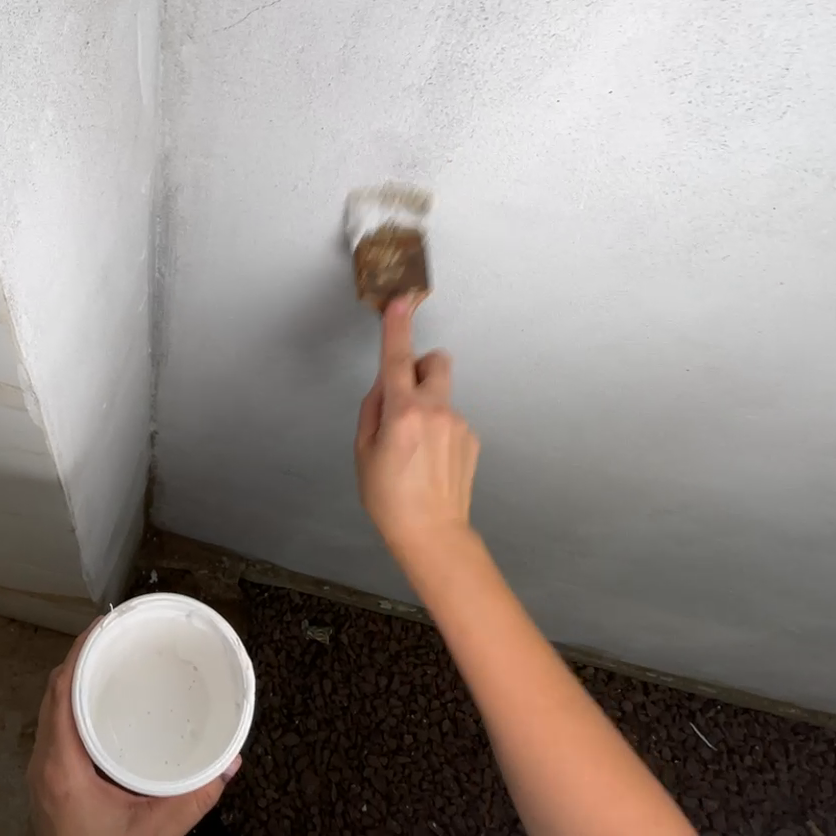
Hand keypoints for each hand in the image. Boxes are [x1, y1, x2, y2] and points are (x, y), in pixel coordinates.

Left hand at [27, 624, 239, 835]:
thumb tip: (230, 762)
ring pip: (51, 710)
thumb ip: (193, 797)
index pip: (60, 689)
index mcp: (61, 765)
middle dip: (80, 659)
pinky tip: (98, 708)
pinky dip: (72, 707)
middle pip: (53, 692)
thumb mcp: (153, 832)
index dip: (78, 651)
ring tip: (107, 663)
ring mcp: (41, 774)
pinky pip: (55, 729)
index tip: (103, 625)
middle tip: (113, 638)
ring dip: (75, 682)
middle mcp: (43, 763)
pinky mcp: (48, 784)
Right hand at [355, 295, 480, 555]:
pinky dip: (438, 428)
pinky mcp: (472, 439)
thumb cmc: (387, 497)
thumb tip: (384, 386)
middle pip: (436, 362)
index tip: (401, 301)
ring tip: (413, 447)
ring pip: (441, 394)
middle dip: (421, 367)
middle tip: (404, 396)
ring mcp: (459, 425)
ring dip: (426, 405)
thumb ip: (373, 409)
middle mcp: (436, 412)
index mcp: (402, 414)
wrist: (432, 534)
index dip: (397, 327)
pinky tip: (429, 459)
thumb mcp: (363, 451)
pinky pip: (450, 418)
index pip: (397, 359)